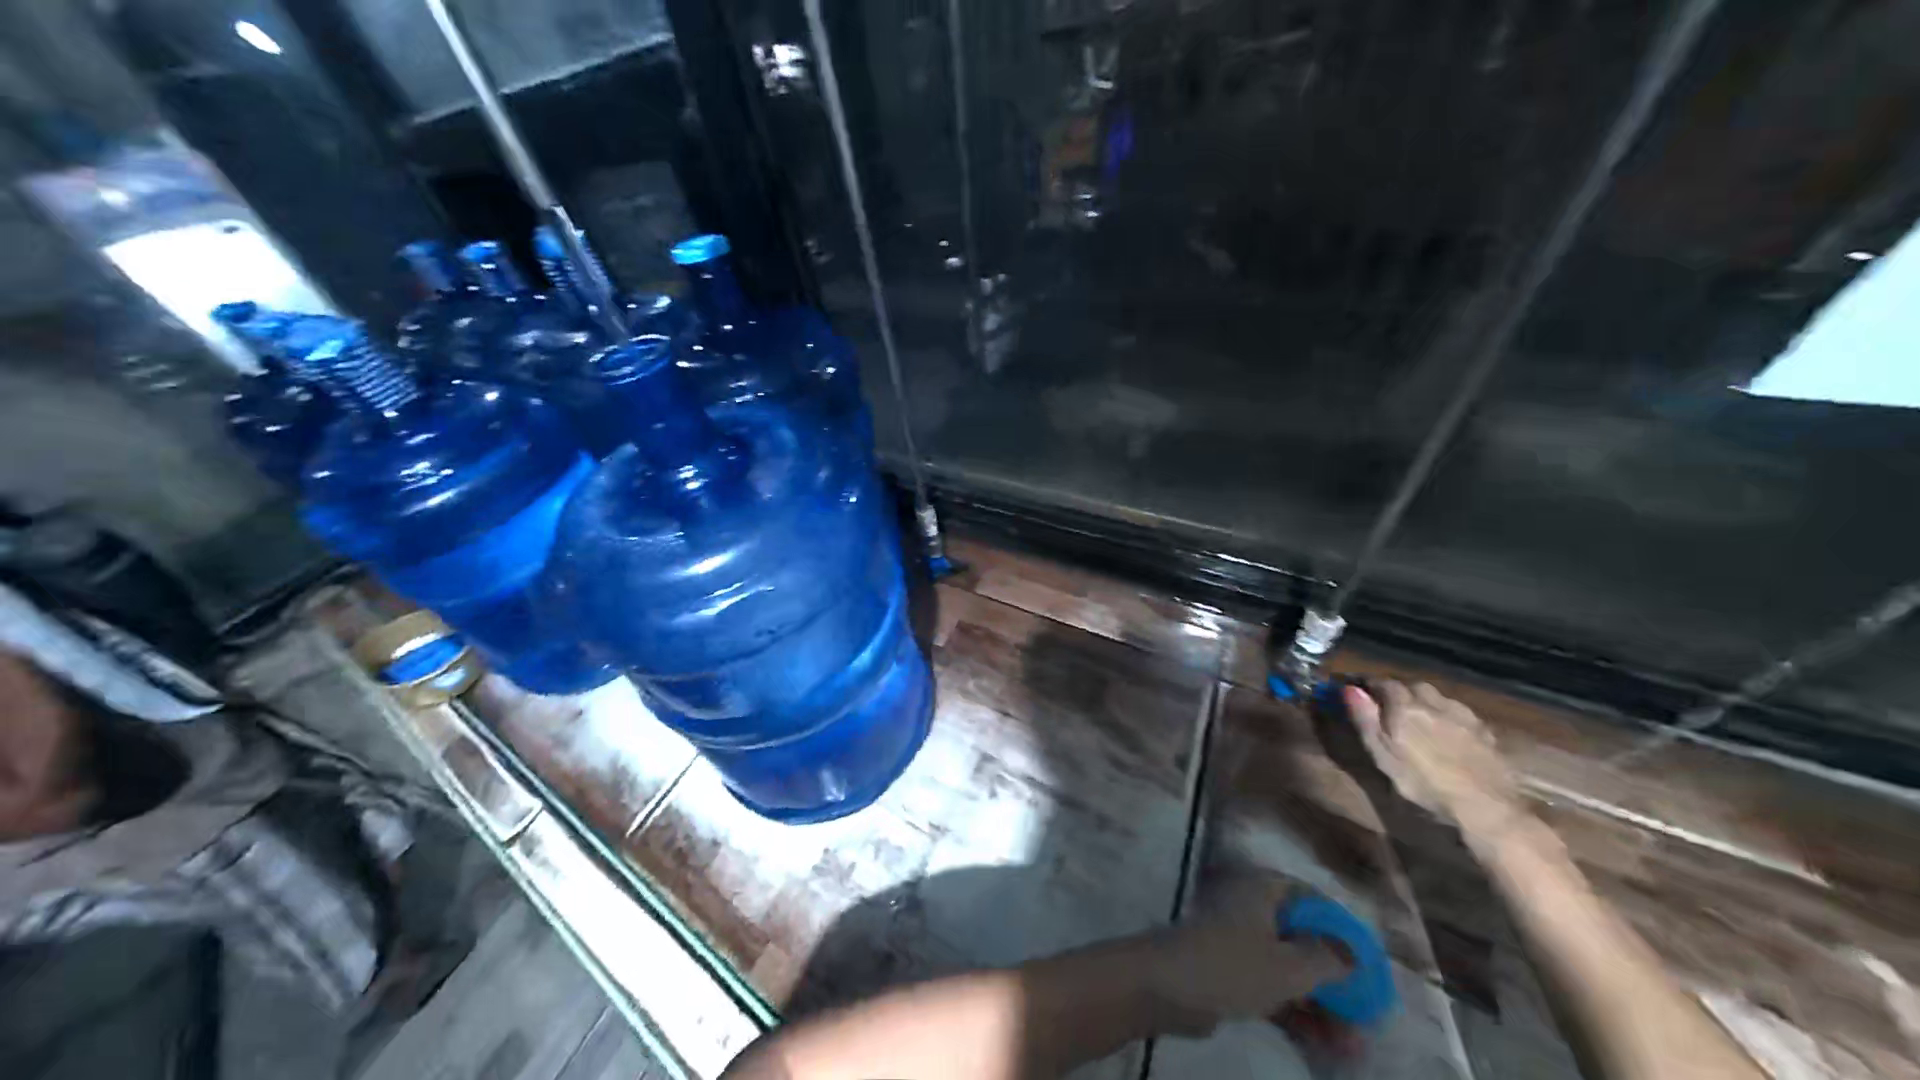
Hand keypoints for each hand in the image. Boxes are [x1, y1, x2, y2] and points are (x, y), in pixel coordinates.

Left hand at [1145, 876, 1352, 1034]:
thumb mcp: (1287, 965)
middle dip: (1336, 981)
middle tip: (1367, 1017)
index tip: (1370, 960)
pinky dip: (1296, 1016)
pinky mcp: (1227, 976)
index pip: (1310, 898)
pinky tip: (1326, 1052)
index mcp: (1261, 892)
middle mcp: (1250, 911)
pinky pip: (1271, 992)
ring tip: (1354, 1049)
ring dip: (1321, 1008)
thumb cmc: (1227, 965)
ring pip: (1289, 972)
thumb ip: (1326, 958)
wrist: (1162, 988)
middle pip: (1302, 940)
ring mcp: (1237, 945)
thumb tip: (1351, 952)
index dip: (1341, 927)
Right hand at [1344, 680, 1521, 837]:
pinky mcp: (1485, 731)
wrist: (1486, 805)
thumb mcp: (1382, 755)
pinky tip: (1449, 730)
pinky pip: (1460, 712)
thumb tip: (1349, 689)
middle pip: (1413, 685)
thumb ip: (1365, 719)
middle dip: (1399, 690)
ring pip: (1439, 696)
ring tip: (1420, 715)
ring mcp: (1463, 715)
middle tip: (1390, 705)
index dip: (1369, 684)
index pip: (1384, 683)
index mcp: (1405, 707)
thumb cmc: (1424, 783)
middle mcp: (1434, 703)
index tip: (1358, 689)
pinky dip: (1448, 714)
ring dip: (1425, 700)